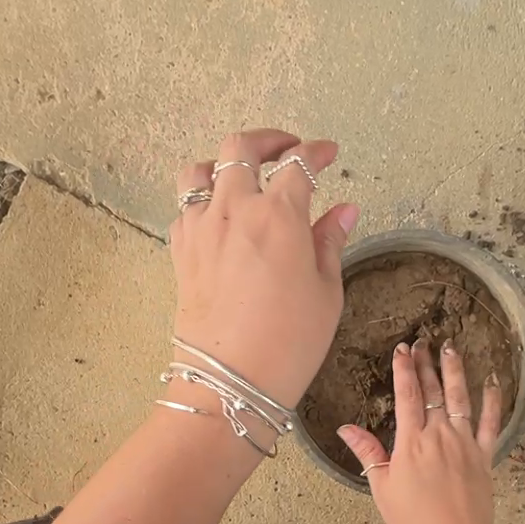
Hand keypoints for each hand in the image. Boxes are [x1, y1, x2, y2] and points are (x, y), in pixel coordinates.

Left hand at [168, 129, 360, 405]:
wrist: (230, 383)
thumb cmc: (289, 343)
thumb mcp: (326, 294)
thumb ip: (330, 243)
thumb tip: (343, 211)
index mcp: (279, 215)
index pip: (299, 165)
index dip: (317, 154)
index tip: (327, 154)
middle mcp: (235, 210)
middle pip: (241, 148)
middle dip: (268, 140)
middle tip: (287, 150)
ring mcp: (202, 229)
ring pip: (200, 170)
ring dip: (221, 163)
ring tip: (240, 176)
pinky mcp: (181, 254)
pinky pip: (184, 209)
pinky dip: (201, 202)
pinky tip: (218, 219)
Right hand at [339, 340, 504, 523]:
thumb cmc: (413, 521)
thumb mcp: (382, 488)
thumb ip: (367, 453)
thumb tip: (345, 428)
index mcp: (411, 443)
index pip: (407, 396)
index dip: (404, 370)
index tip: (402, 349)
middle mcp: (440, 436)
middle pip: (432, 392)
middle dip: (426, 364)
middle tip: (422, 342)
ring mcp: (465, 444)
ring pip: (460, 399)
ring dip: (455, 371)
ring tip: (451, 348)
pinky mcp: (485, 456)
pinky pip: (491, 423)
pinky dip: (492, 401)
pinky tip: (492, 381)